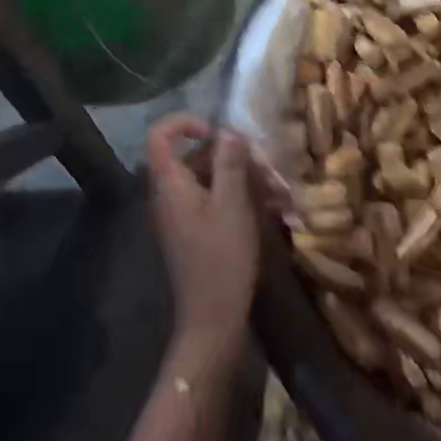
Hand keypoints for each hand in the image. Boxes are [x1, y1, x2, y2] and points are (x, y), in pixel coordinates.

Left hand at [147, 114, 259, 354]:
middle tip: (267, 168)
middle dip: (233, 156)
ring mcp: (182, 213)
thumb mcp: (233, 205)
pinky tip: (272, 208)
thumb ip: (230, 163)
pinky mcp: (196, 229)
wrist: (212, 317)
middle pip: (193, 156)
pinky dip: (240, 197)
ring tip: (279, 192)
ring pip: (210, 178)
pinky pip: (215, 199)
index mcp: (170, 184)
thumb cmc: (221, 257)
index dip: (187, 123)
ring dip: (244, 178)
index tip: (220, 133)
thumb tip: (228, 130)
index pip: (161, 135)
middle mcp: (170, 194)